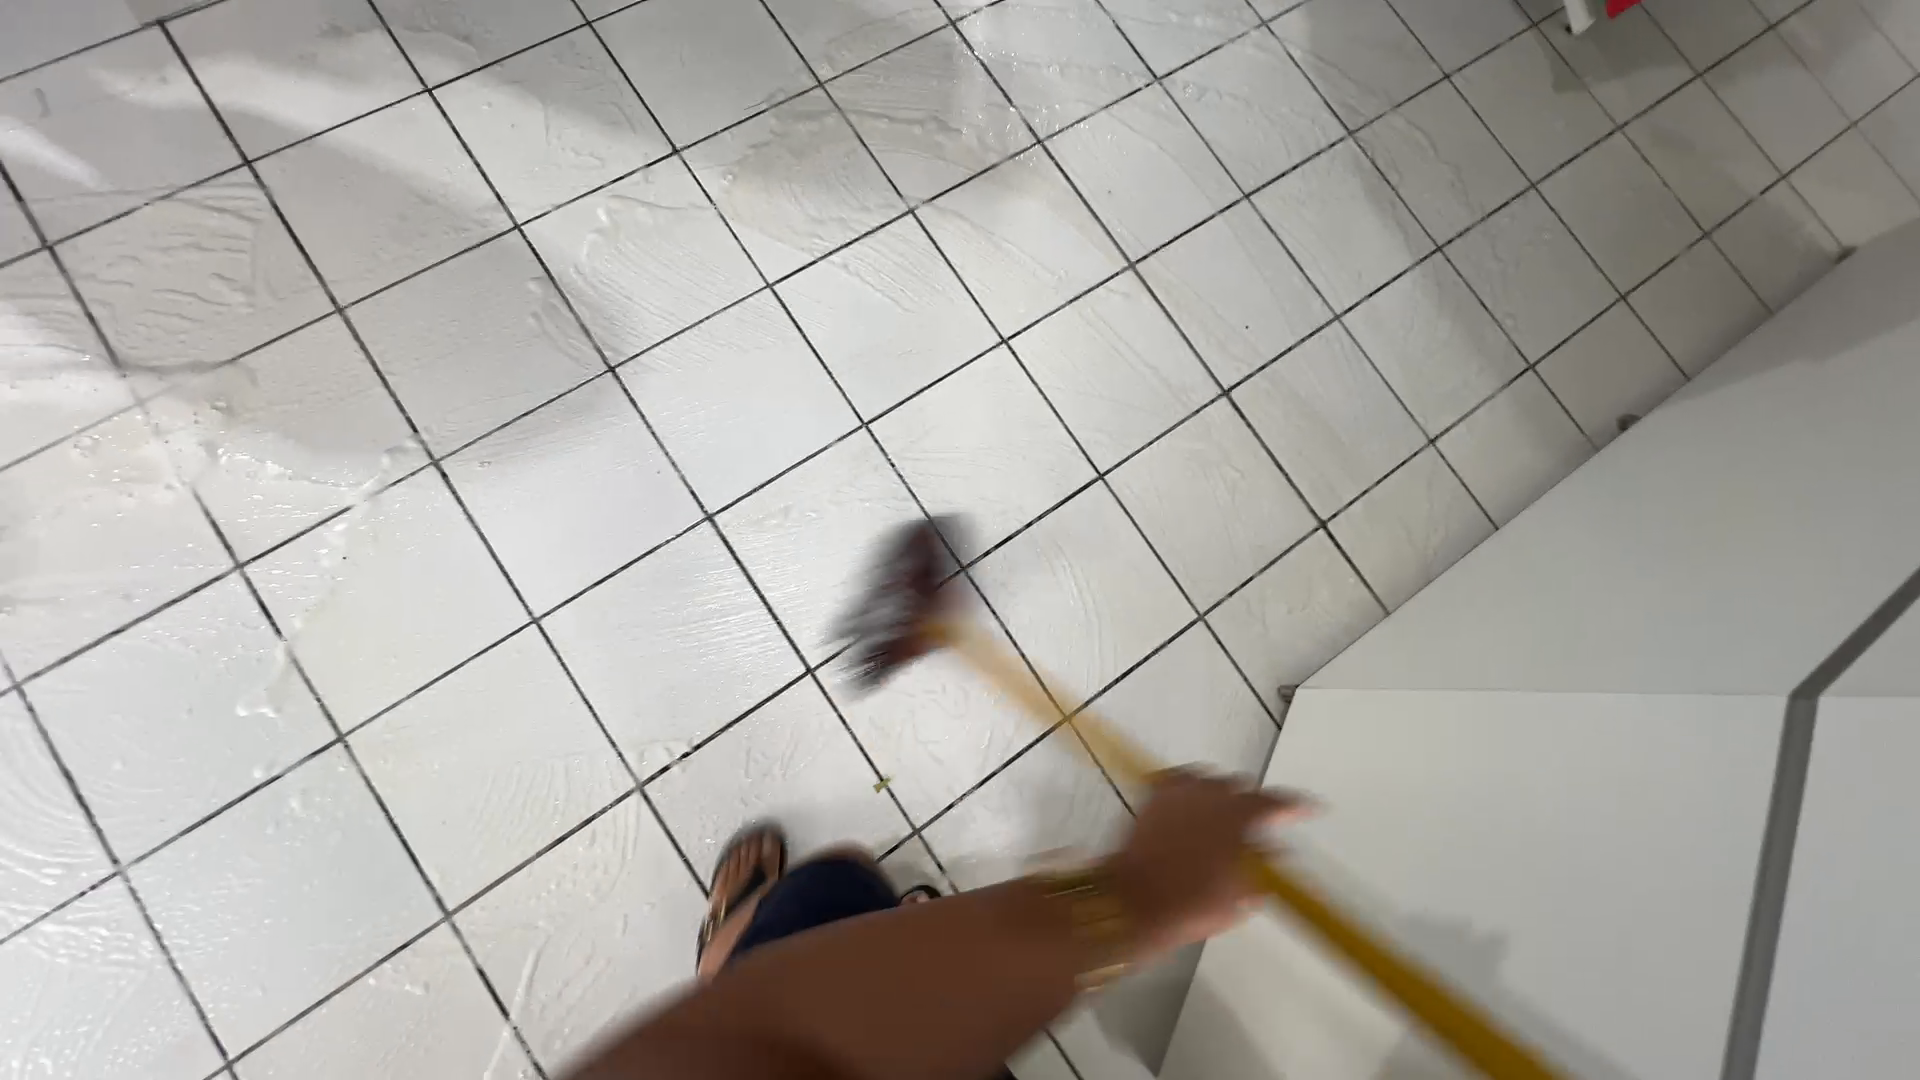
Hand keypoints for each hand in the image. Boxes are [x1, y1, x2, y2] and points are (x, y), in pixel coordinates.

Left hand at [1102, 769, 1313, 960]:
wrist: (1138, 899)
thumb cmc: (1193, 903)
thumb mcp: (1241, 894)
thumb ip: (1262, 868)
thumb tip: (1275, 853)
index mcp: (1236, 816)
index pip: (1275, 803)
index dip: (1296, 806)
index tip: (1312, 807)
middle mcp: (1208, 794)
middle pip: (1239, 786)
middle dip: (1251, 802)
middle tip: (1255, 825)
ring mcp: (1178, 791)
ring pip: (1208, 778)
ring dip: (1219, 793)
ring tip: (1221, 814)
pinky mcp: (1153, 795)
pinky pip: (1178, 779)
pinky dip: (1189, 786)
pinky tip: (1191, 800)